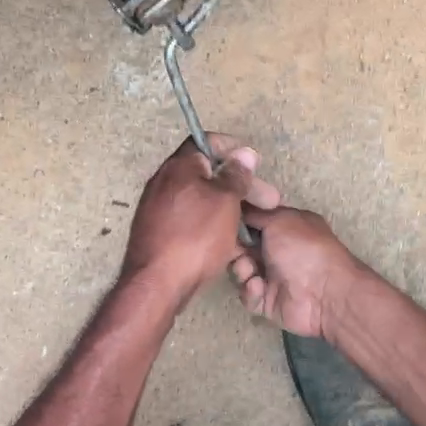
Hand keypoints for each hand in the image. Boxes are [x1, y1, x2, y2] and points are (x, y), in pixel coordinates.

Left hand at [121, 135, 280, 300]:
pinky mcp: (159, 232)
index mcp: (178, 167)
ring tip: (255, 223)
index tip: (253, 161)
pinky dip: (212, 223)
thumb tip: (244, 152)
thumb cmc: (195, 236)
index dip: (231, 147)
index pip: (205, 142)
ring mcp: (159, 209)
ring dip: (229, 206)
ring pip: (201, 199)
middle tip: (269, 199)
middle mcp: (164, 182)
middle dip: (240, 184)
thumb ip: (235, 176)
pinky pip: (191, 219)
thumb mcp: (224, 201)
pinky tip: (231, 241)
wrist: (156, 283)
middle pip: (206, 173)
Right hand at [228, 205, 365, 338]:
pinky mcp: (267, 302)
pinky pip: (248, 295)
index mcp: (284, 228)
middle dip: (235, 248)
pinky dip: (251, 290)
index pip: (253, 222)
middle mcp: (277, 251)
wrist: (323, 292)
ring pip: (241, 271)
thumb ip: (255, 213)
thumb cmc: (303, 248)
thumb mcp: (279, 219)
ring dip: (242, 269)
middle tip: (235, 250)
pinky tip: (260, 287)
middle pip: (242, 247)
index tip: (224, 221)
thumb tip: (239, 207)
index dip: (237, 222)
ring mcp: (272, 277)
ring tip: (251, 271)